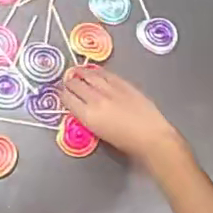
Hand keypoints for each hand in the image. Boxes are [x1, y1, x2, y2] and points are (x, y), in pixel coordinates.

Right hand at [57, 68, 185, 166]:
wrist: (150, 136)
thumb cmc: (125, 143)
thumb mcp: (99, 133)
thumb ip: (88, 119)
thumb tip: (83, 109)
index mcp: (87, 116)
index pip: (68, 99)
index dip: (62, 94)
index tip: (61, 92)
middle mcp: (95, 100)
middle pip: (76, 85)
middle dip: (69, 82)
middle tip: (67, 80)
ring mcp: (110, 90)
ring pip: (90, 75)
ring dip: (81, 72)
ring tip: (77, 70)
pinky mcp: (123, 84)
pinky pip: (106, 74)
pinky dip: (98, 72)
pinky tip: (95, 71)